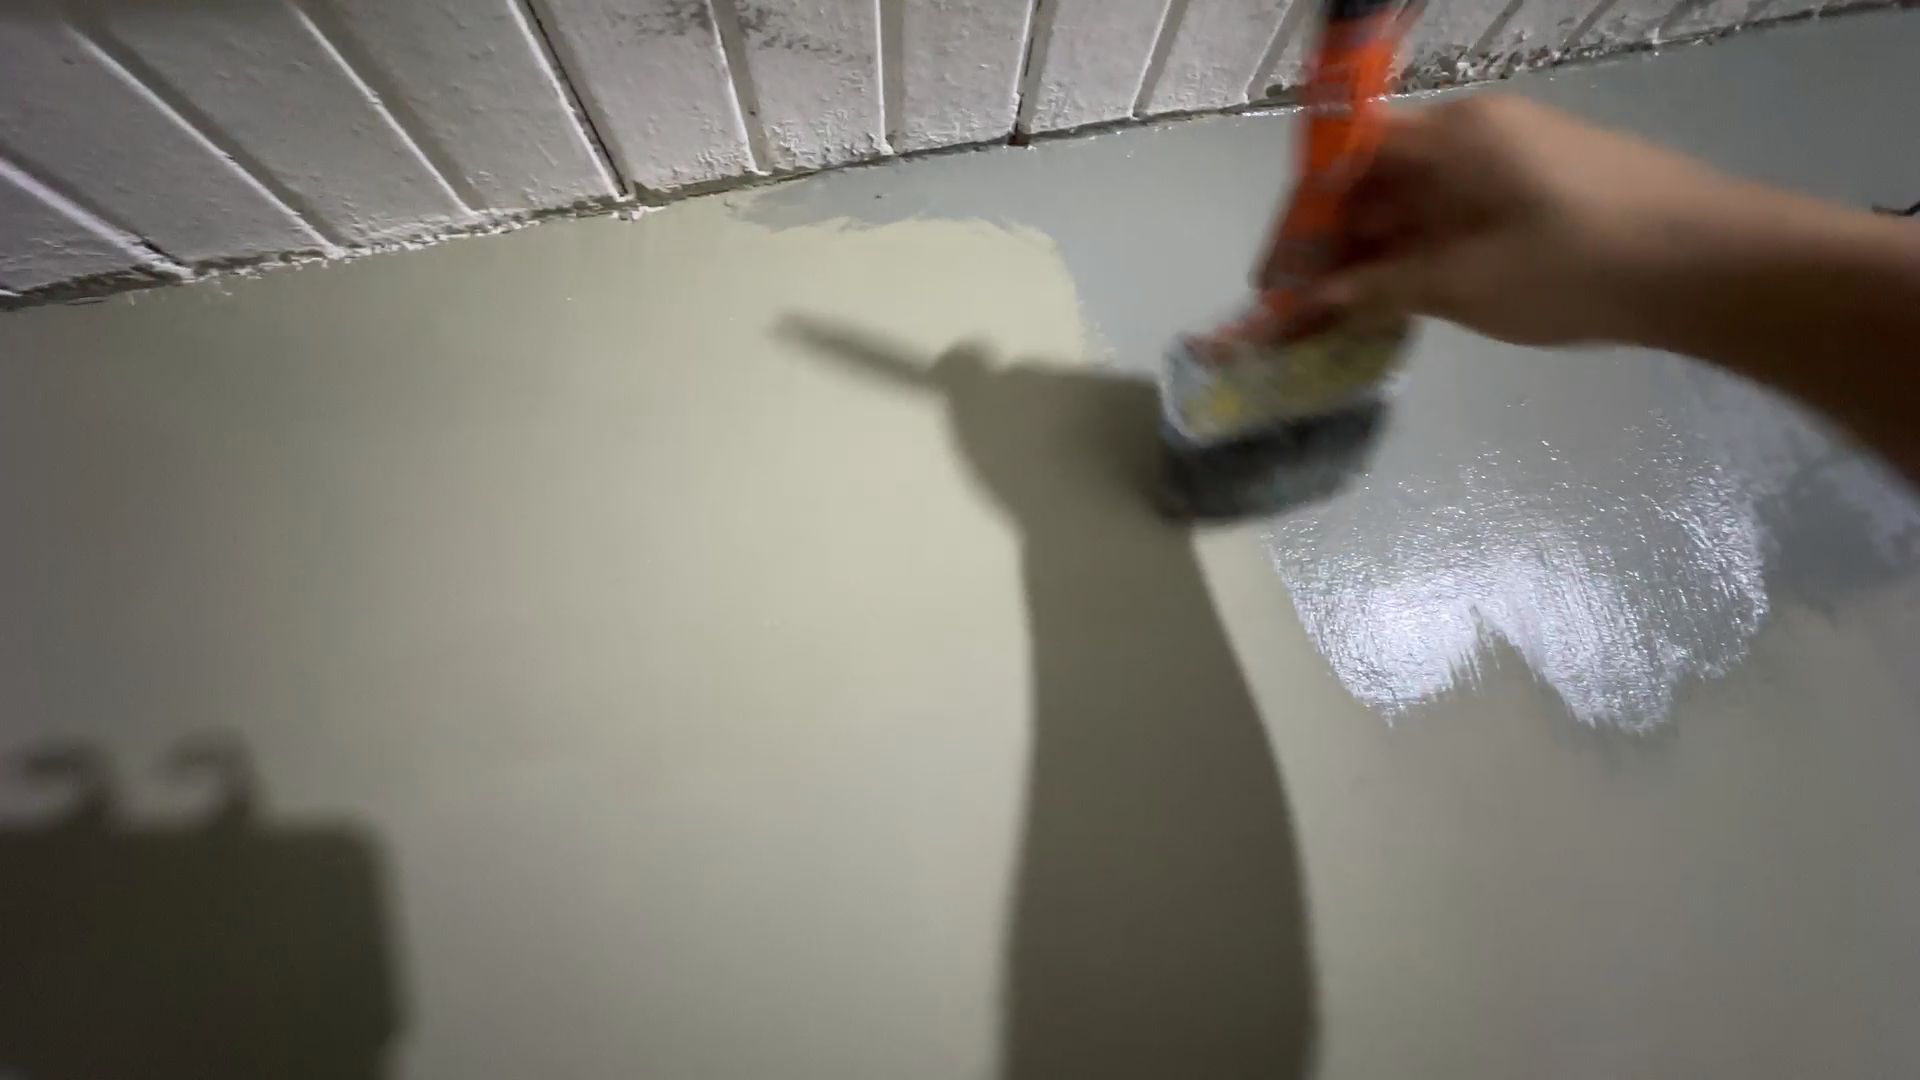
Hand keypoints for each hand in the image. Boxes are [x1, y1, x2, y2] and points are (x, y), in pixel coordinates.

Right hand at [1278, 95, 1747, 347]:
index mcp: (1450, 138)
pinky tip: (1368, 313)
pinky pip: (1429, 237)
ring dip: (1352, 271)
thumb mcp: (1458, 281)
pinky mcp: (1507, 212)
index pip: (1342, 162)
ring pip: (1395, 221)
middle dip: (1318, 254)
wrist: (1715, 268)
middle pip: (1364, 195)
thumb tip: (1298, 306)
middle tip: (1284, 314)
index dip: (1296, 219)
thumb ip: (1370, 290)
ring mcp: (1488, 180)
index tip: (1270, 277)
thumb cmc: (1579, 261)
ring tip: (1314, 326)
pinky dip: (1393, 274)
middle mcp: (1463, 147)